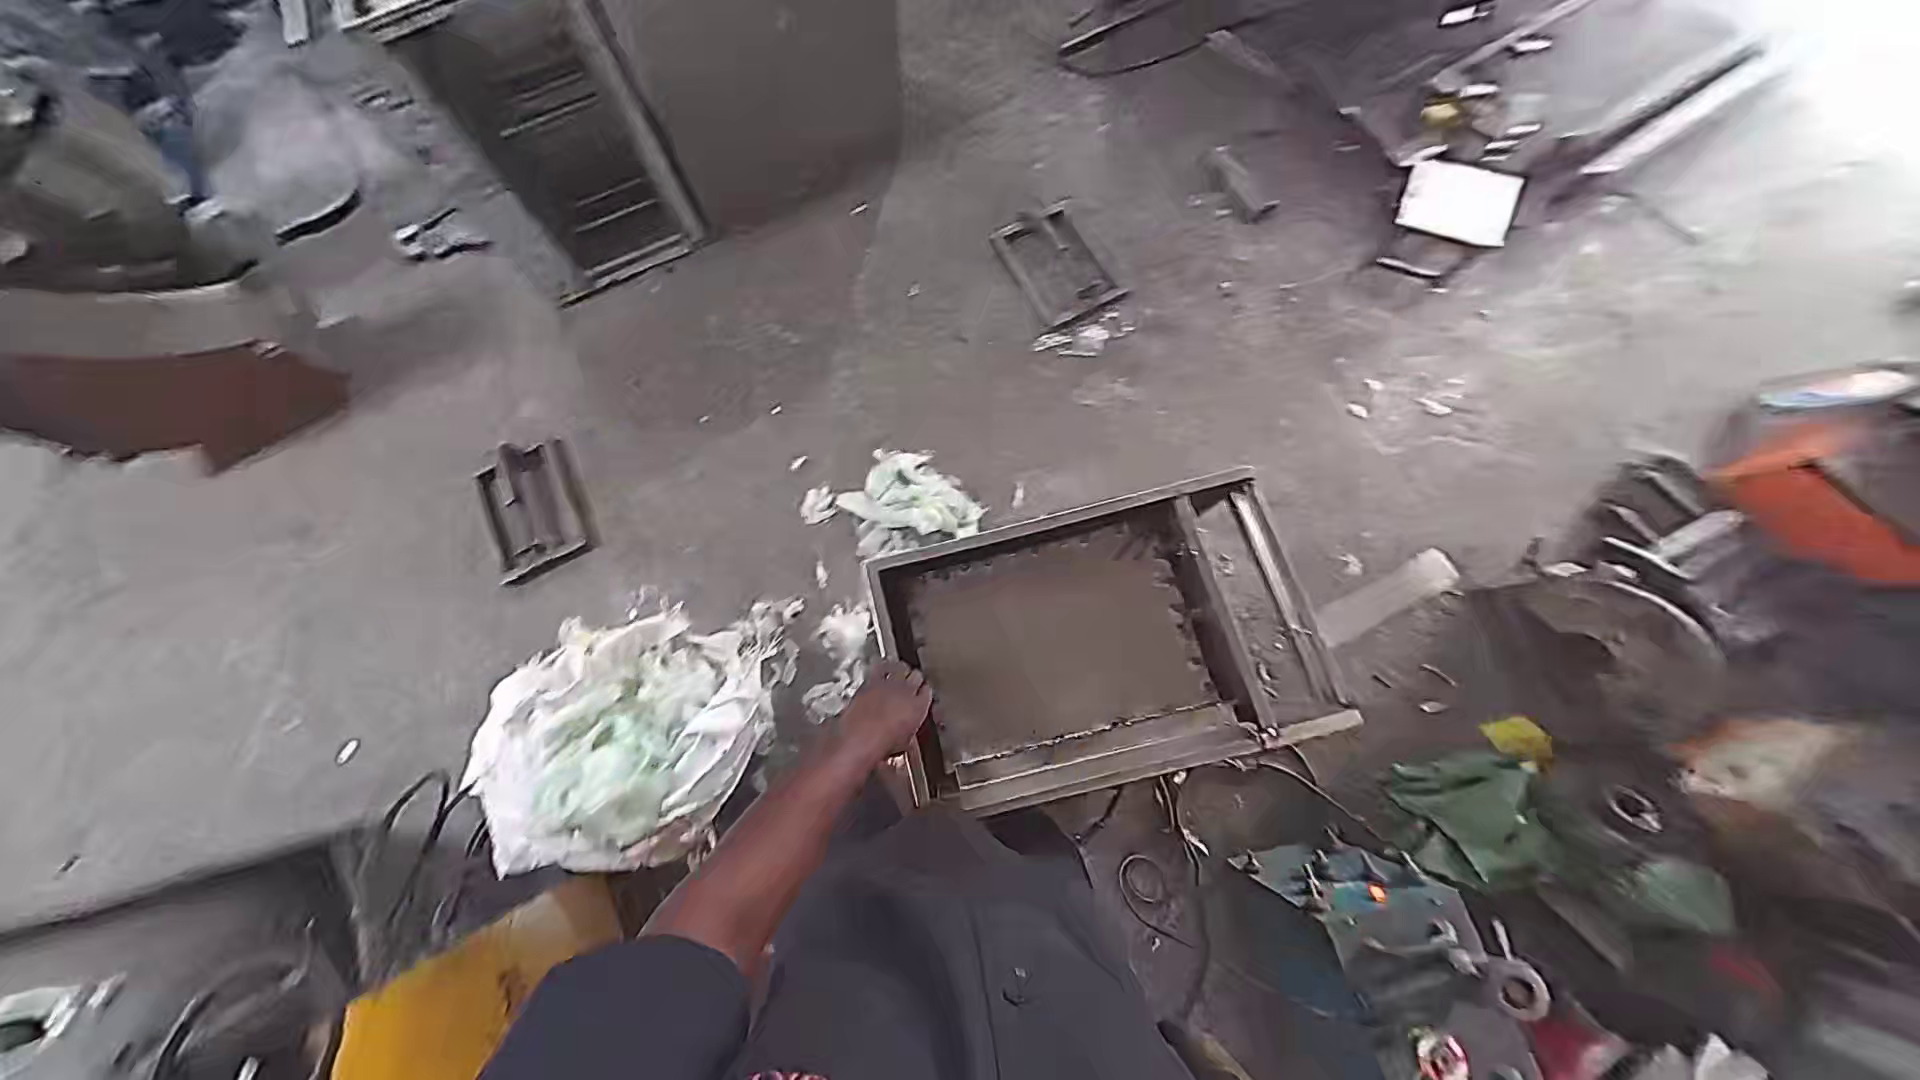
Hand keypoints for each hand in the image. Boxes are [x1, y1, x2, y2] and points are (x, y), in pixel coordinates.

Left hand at [837, 659, 932, 764]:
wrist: (859, 738)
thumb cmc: (882, 745)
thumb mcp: (904, 743)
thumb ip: (910, 730)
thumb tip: (906, 732)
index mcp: (919, 706)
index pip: (927, 692)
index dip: (924, 693)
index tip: (921, 694)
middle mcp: (907, 690)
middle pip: (917, 676)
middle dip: (915, 679)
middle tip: (911, 683)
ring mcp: (889, 683)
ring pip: (901, 667)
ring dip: (901, 669)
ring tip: (900, 671)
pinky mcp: (872, 680)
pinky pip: (881, 667)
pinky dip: (883, 667)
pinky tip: (882, 668)